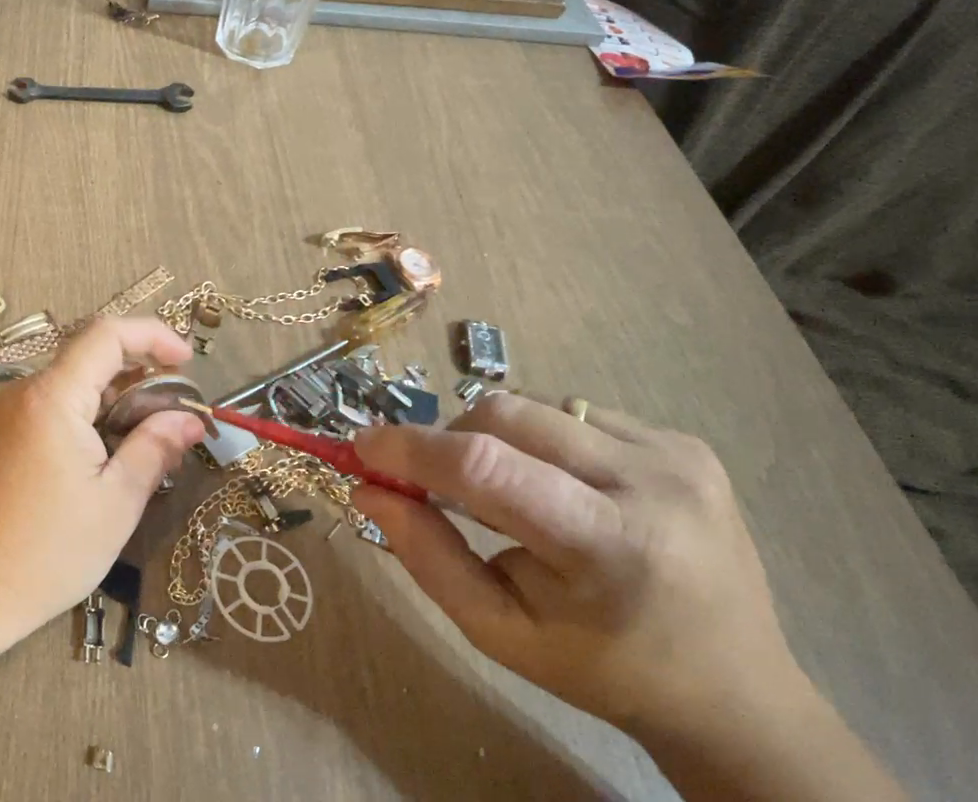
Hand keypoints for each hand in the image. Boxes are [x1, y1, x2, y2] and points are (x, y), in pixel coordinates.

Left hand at [0, 318, 205, 640]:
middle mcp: (24, 392)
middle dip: (140, 370)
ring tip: (154, 432)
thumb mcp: (116, 502)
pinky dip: (90, 412)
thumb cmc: (49, 552)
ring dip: (117, 395)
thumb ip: (154, 448)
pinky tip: (113, 447)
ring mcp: (8, 412)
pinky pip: (54, 404)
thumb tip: (190, 419)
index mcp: (52, 398)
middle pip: (88, 354)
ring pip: (72, 381)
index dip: (152, 335)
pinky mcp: (3, 434)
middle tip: (178, 408)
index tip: (188, 361)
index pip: (106, 334)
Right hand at [350, 393, 803, 735]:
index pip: (487, 467)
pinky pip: (576, 413)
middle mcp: (652, 483)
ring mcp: (678, 455)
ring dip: (495, 438)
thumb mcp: (498, 630)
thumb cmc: (601, 669)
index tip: (361, 448)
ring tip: (507, 493)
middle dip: (449, 438)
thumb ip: (426, 555)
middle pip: (506, 414)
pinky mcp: (686, 443)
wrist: (733, 688)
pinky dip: (542, 441)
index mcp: (608, 546)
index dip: (411, 448)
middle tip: (436, 483)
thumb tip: (367, 489)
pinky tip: (560, 489)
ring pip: (536, 406)